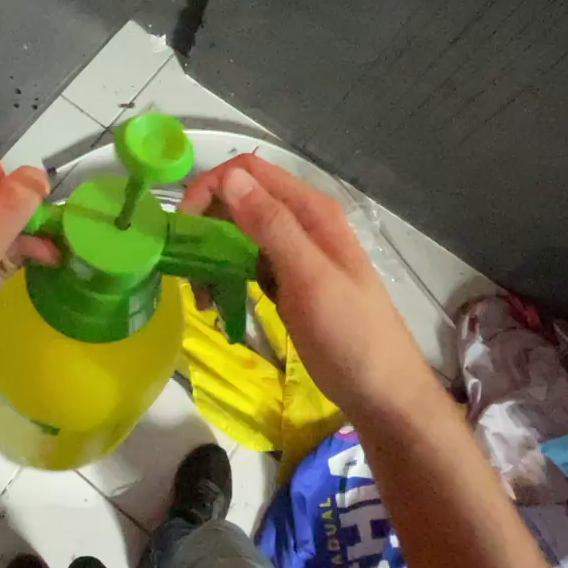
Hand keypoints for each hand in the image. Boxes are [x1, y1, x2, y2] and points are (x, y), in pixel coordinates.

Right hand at [180, 155, 437, 421]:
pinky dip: (224, 275)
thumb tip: (229, 178)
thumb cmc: (351, 335)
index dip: (210, 188)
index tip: (183, 227)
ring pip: (237, 232)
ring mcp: (293, 251)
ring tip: (200, 295)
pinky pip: (244, 261)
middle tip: (186, 268)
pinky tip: (215, 302)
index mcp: (310, 210)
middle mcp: (300, 221)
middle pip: (238, 200)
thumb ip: (271, 225)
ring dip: (210, 254)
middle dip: (205, 226)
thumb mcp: (309, 278)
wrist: (383, 395)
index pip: (248, 172)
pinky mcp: (286, 279)